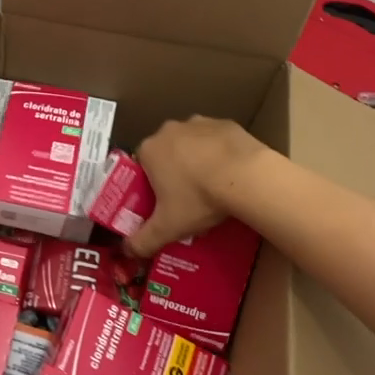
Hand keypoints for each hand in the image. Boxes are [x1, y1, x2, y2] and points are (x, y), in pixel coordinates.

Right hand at [126, 116, 271, 257]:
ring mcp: (198, 123)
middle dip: (173, 170)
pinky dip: (220, 152)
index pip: (141, 165)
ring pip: (191, 142)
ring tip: (212, 185)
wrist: (247, 177)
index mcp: (149, 150)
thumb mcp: (168, 227)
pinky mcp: (225, 124)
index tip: (163, 200)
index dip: (151, 184)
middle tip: (188, 196)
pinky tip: (231, 173)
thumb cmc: (199, 198)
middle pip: (165, 151)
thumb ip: (143, 241)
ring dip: (196, 159)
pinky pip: (216, 139)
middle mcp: (168, 130)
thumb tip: (127, 251)